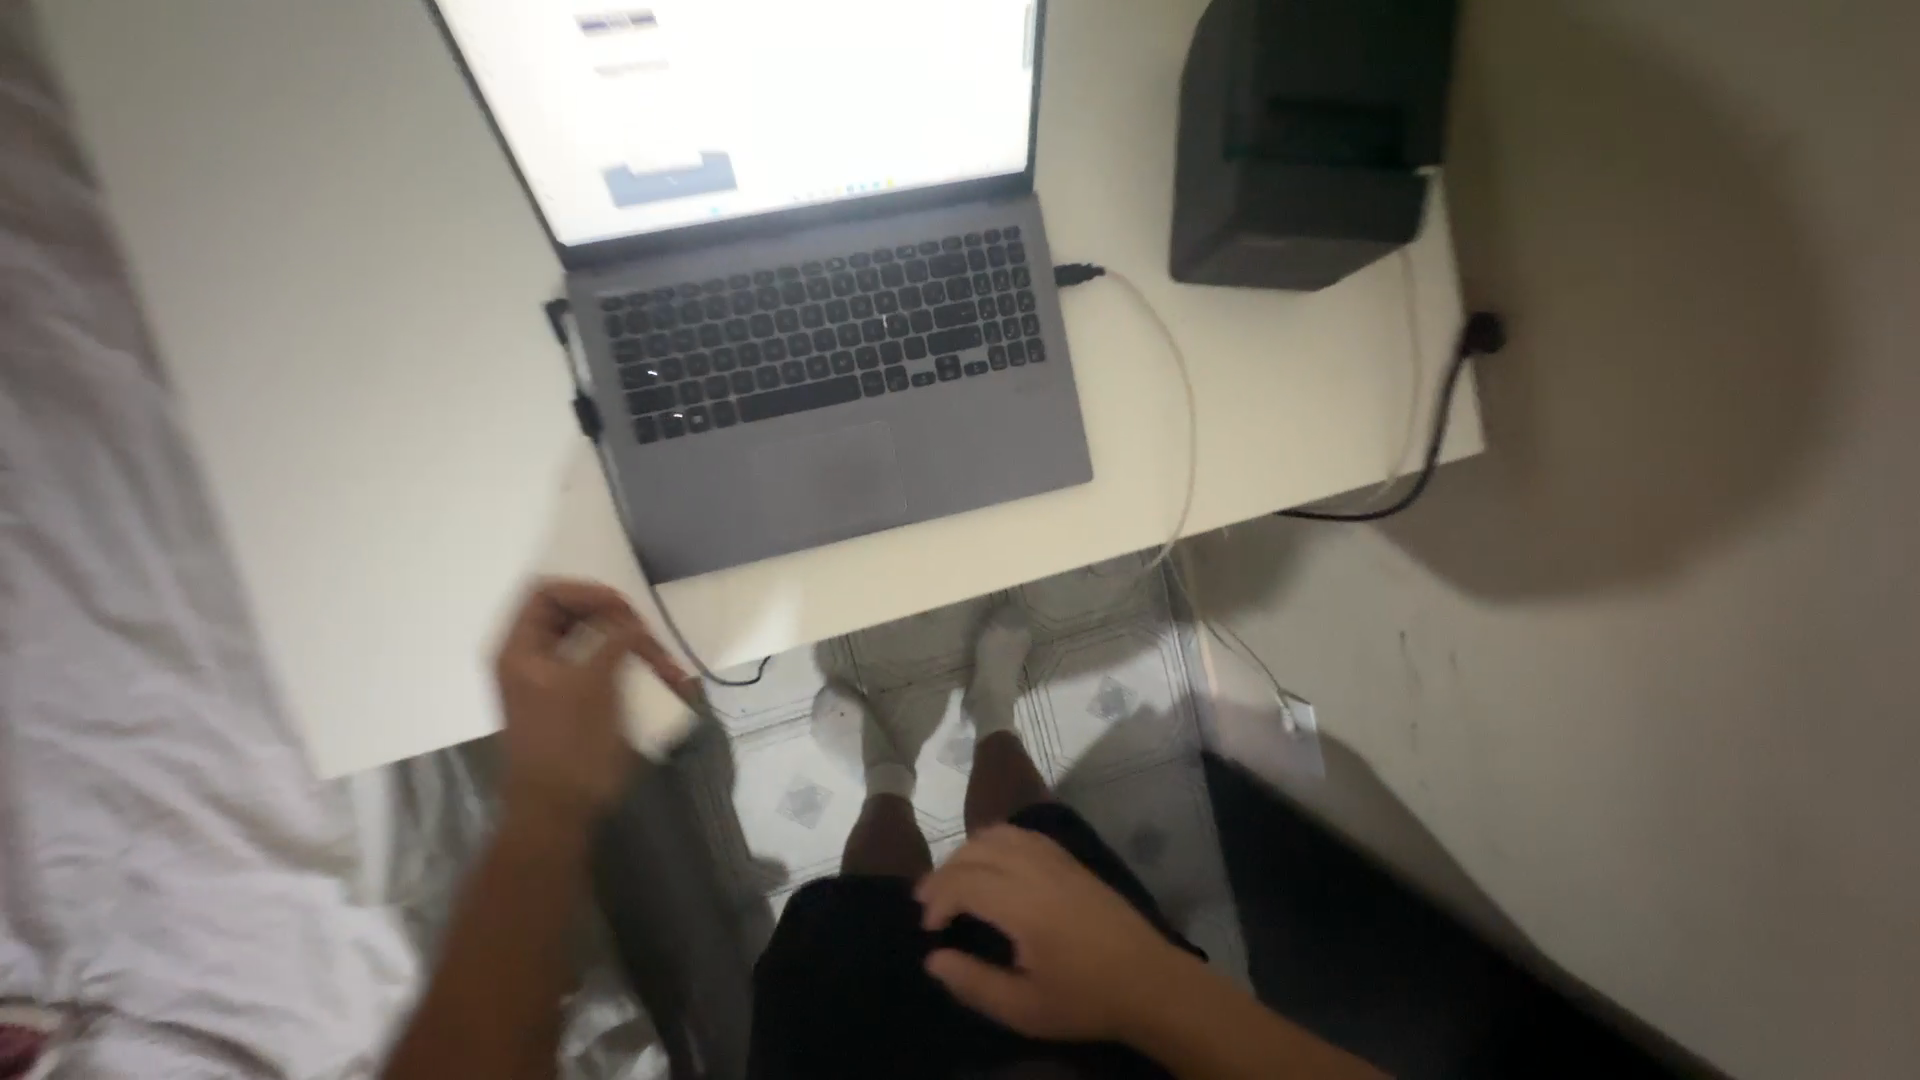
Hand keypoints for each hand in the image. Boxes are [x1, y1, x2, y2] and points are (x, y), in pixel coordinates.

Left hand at [491, 579, 688, 828]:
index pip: (546, 594)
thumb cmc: (568, 743)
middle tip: (651, 639)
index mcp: (520, 649)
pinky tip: (668, 685)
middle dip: (622, 625)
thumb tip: (634, 623)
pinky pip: (609, 671)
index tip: (625, 608)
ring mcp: (556, 681)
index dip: (587, 592)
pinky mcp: (579, 701)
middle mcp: (534, 658)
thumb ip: (614, 640)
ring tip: (671, 671)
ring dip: (638, 651)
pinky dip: (637, 672)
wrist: (559, 810)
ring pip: (600, 644)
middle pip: (578, 617)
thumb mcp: (593, 682)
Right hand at [915, 825, 1196, 1042]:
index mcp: (1023, 904)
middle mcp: (1036, 868)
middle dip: (944, 872)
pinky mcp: (1069, 858)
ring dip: (967, 852)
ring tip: (953, 881)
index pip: (964, 882)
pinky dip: (994, 841)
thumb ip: (973, 983)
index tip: (928, 929)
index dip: (938, 900)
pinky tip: (990, 864)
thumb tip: (933, 959)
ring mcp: (1055, 858)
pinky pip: (1021, 833)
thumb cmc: (1085, 999)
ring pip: (997, 834)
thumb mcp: (1024, 1008)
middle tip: (928, 903)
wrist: (1149, 980)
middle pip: (975, 851)